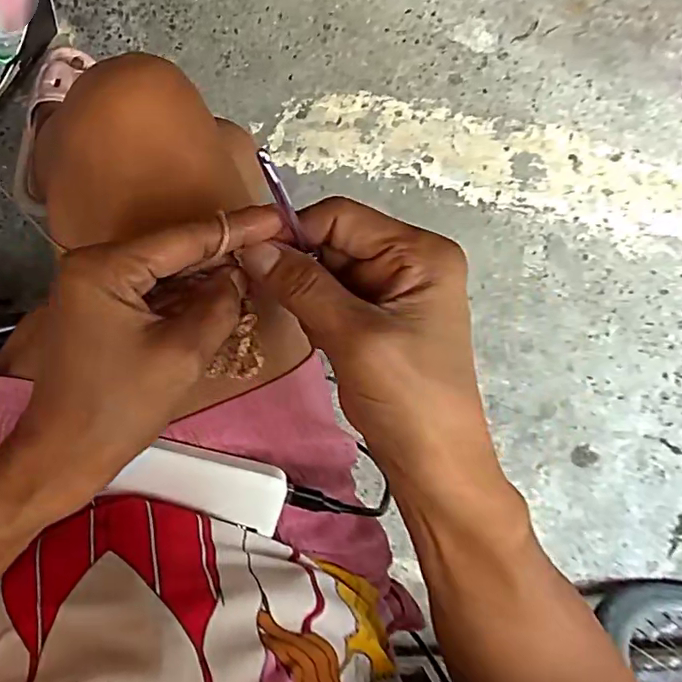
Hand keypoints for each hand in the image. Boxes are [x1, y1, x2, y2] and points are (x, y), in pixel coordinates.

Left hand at [7, 207, 284, 510]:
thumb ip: (218, 305)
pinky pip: (144, 290)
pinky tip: (216, 290)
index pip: (179, 239)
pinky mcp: (93, 307)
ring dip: (201, 273)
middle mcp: (89, 265)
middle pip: (167, 251)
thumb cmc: (118, 409)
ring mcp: (88, 285)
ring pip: (157, 271)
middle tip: (271, 242)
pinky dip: (178, 294)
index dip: (232, 229)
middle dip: (218, 251)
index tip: (276, 216)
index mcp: (102, 268)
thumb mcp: (182, 354)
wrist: (63, 452)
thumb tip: (236, 275)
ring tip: (253, 265)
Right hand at [237, 198, 491, 477]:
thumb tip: (252, 246)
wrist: (434, 463)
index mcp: (419, 253)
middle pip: (329, 239)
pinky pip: (324, 293)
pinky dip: (303, 305)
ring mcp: (388, 289)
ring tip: (278, 310)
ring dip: (295, 286)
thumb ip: (302, 286)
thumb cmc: (408, 398)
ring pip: (321, 267)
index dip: (293, 231)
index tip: (248, 256)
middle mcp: (406, 261)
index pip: (340, 218)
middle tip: (256, 288)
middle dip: (292, 262)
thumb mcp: (354, 335)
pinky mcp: (370, 315)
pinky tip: (297, 325)